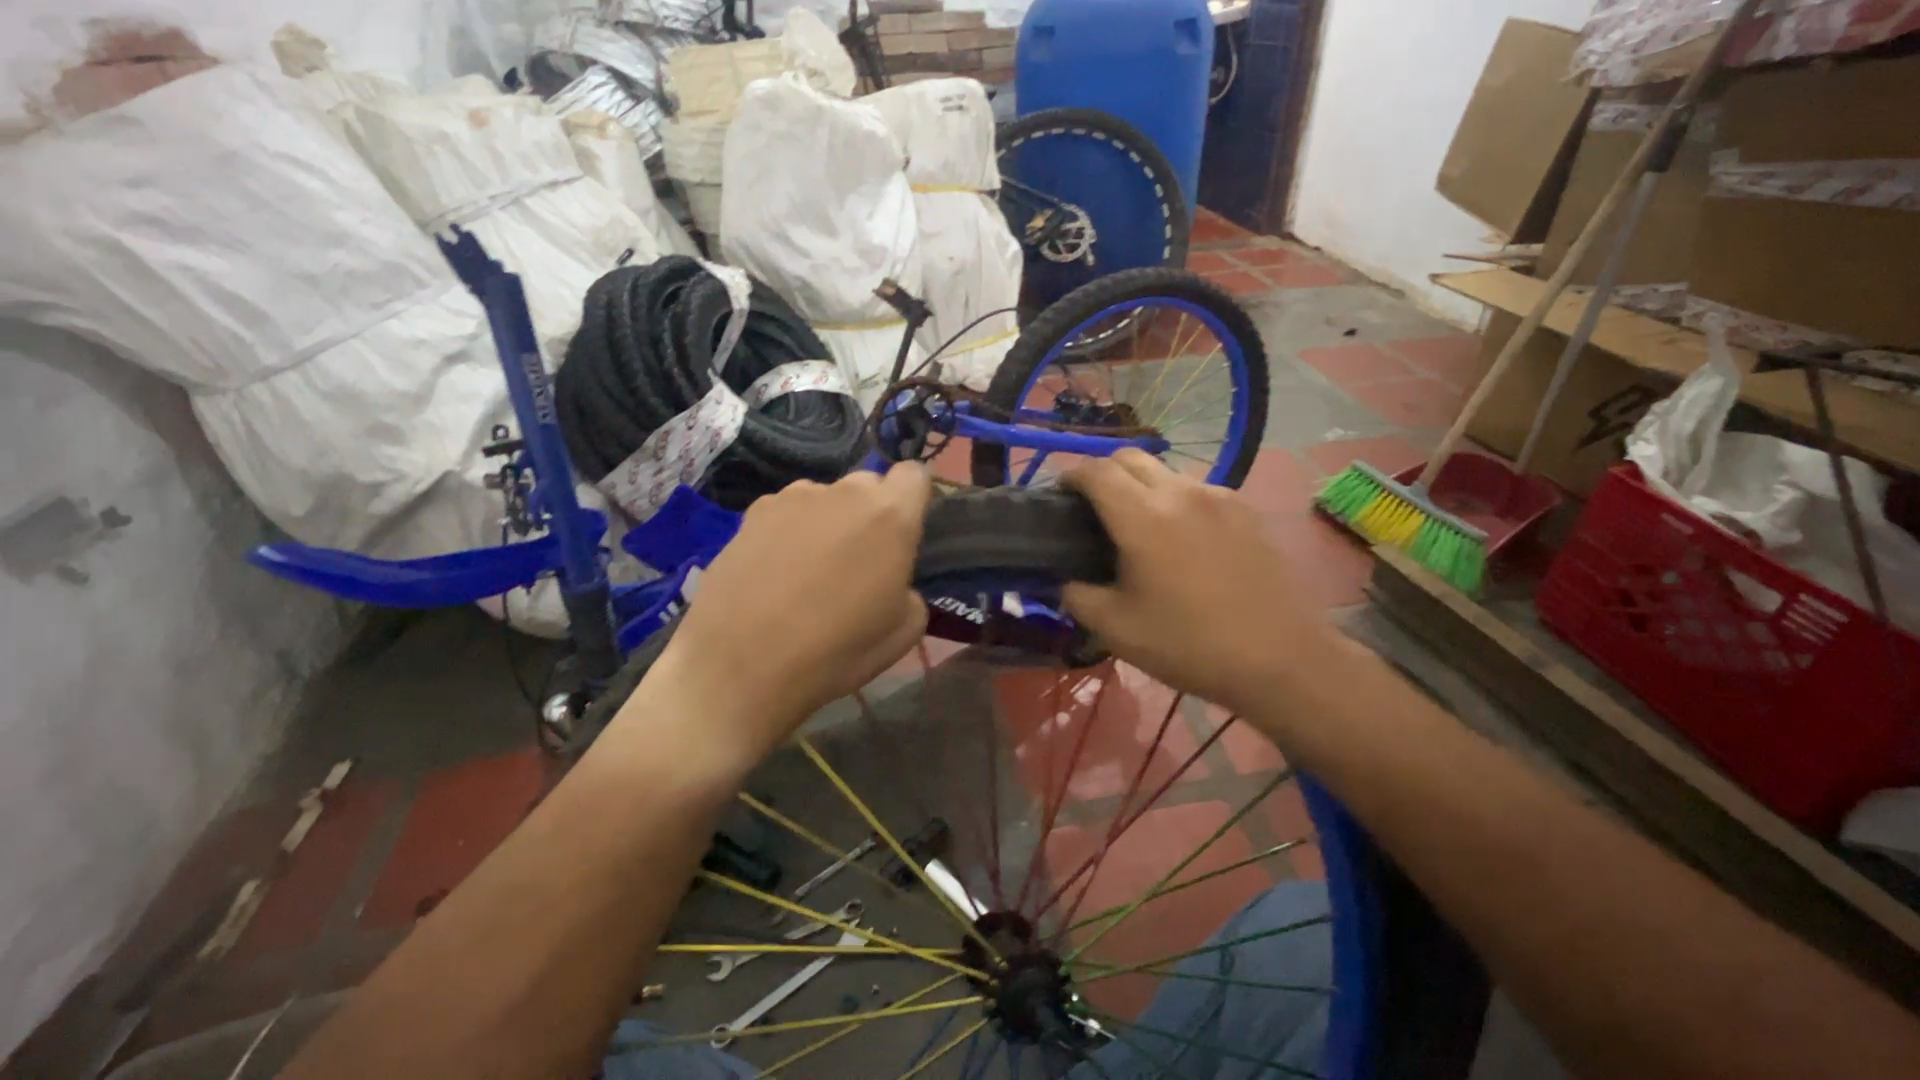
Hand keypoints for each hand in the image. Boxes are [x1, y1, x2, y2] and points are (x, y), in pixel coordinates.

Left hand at [629, 465, 931, 763]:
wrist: (741, 664)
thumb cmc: (836, 651)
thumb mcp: (903, 633)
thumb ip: (910, 590)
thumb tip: (894, 582)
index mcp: (890, 515)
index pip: (916, 475)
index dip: (913, 501)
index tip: (905, 534)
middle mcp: (844, 492)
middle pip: (868, 485)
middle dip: (869, 513)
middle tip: (857, 561)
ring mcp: (793, 497)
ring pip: (824, 498)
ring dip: (826, 522)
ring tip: (807, 571)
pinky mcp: (752, 512)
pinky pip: (785, 513)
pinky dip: (786, 533)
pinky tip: (772, 573)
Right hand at [1062, 450, 1344, 720]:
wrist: (1281, 659)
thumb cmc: (1189, 646)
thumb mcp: (1117, 630)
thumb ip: (1078, 597)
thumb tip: (1067, 581)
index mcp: (1143, 516)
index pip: (1095, 471)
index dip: (1069, 477)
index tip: (1058, 497)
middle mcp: (1181, 492)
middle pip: (1130, 458)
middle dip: (1103, 473)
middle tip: (1092, 508)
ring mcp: (1220, 498)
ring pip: (1167, 473)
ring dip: (1142, 487)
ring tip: (1138, 527)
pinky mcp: (1247, 511)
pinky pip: (1199, 492)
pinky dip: (1177, 502)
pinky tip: (1182, 542)